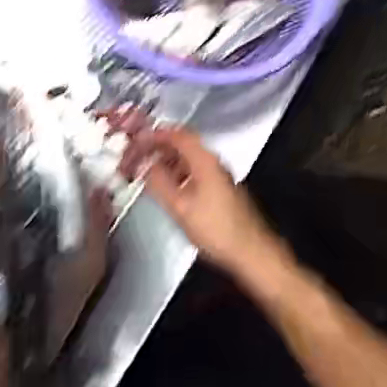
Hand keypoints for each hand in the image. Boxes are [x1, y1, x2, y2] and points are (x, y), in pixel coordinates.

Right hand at [119, 126, 283, 275]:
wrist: (250, 251)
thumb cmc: (214, 227)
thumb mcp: (180, 206)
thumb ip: (158, 181)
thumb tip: (143, 164)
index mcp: (204, 160)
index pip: (177, 135)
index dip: (155, 134)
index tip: (136, 139)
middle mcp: (212, 162)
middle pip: (183, 144)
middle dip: (158, 147)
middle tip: (137, 155)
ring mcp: (217, 175)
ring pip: (188, 158)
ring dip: (166, 160)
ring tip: (146, 170)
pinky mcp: (219, 188)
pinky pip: (193, 170)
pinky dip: (176, 172)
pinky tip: (165, 186)